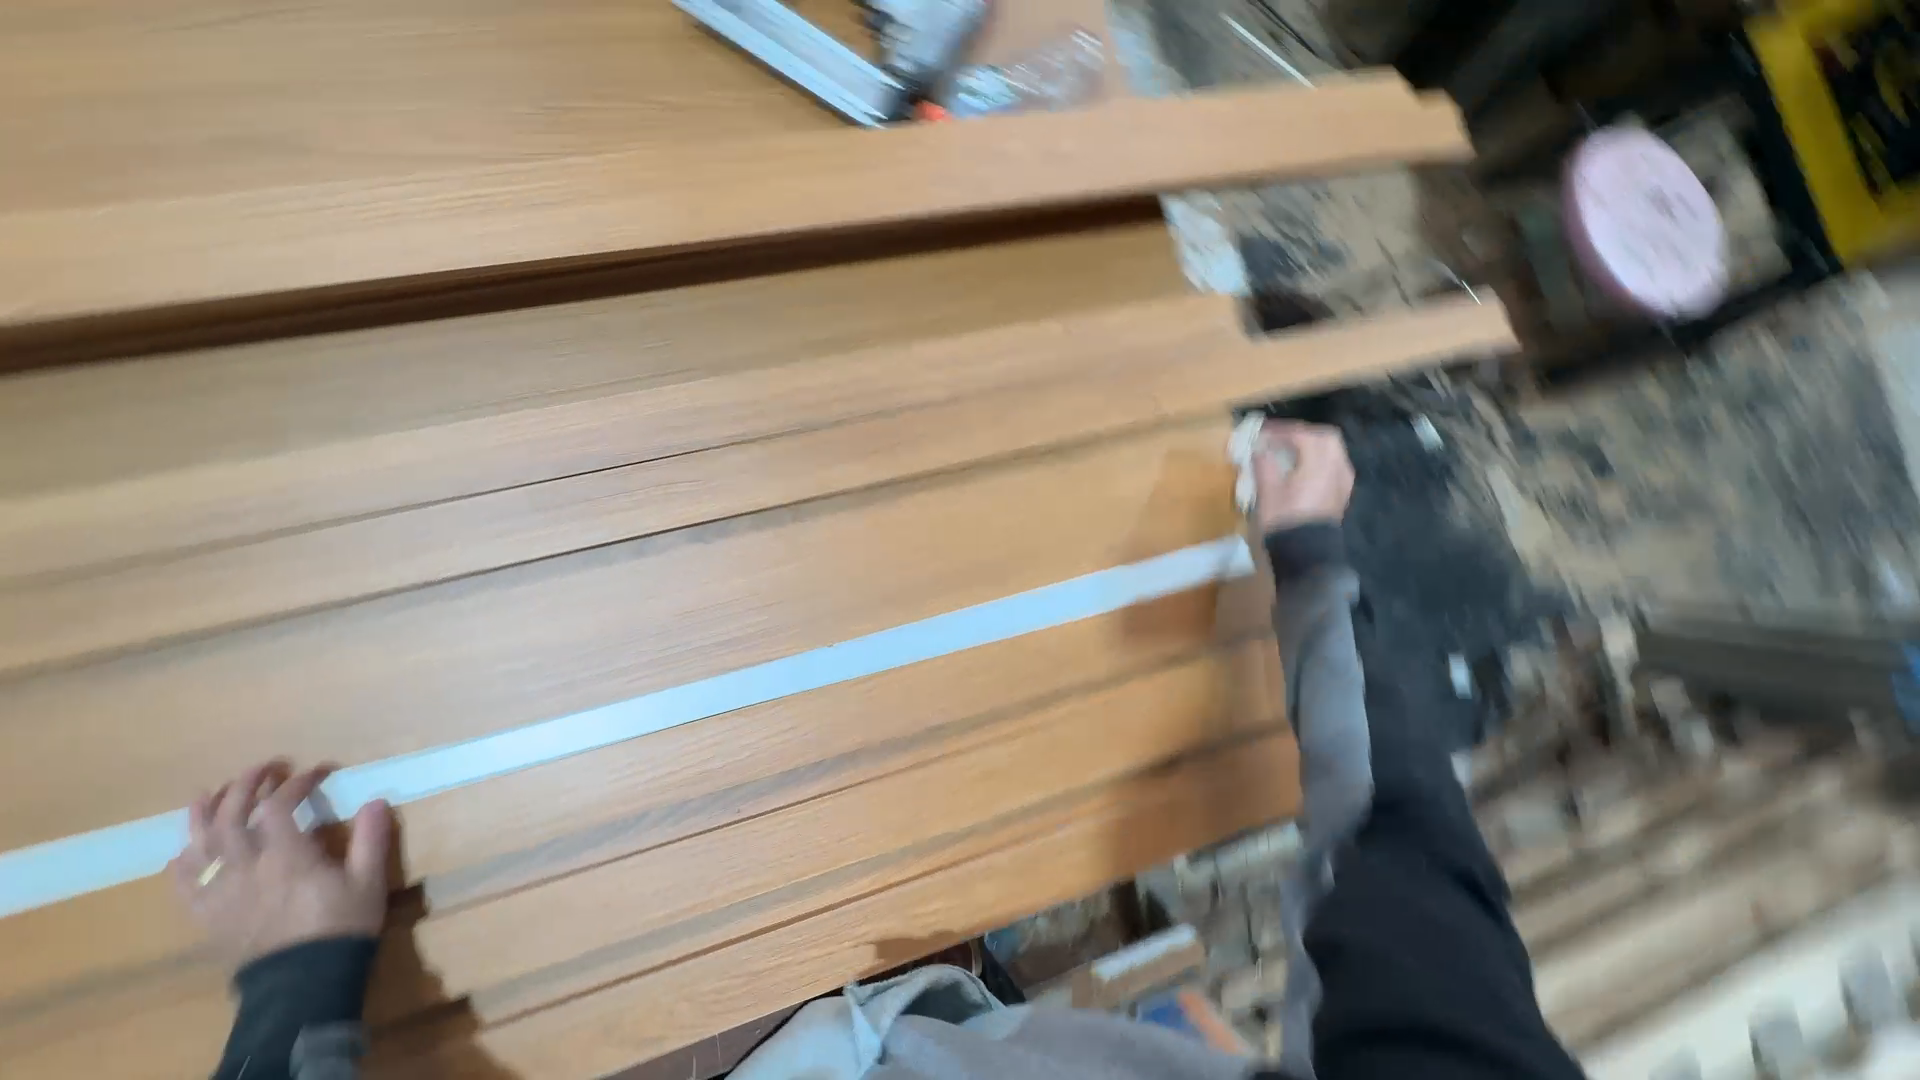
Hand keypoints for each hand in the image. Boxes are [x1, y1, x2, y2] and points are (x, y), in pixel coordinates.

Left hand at [169, 760, 391, 968]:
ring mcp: (220, 892)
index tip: (319, 771)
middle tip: (264, 768)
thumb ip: (372, 838)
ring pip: (199, 844)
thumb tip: (376, 800)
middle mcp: (246, 868)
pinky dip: (182, 861)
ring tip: (212, 792)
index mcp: (288, 857)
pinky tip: (188, 849)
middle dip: (246, 785)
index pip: (279, 806)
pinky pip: (182, 884)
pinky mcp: (207, 914)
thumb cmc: (342, 925)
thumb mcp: (369, 879)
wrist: (304, 979)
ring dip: (204, 813)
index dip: (297, 783)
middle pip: (231, 817)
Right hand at [1251, 420, 1354, 532]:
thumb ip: (1264, 464)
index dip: (1280, 430)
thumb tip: (1259, 450)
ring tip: (1290, 452)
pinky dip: (1318, 460)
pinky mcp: (1341, 494)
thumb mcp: (1267, 491)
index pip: (1301, 435)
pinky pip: (1334, 466)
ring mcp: (1343, 481)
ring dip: (1312, 446)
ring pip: (1332, 451)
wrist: (1305, 554)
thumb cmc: (1284, 520)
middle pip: (1325, 437)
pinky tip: (1302, 469)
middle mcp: (1336, 468)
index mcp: (1319, 464)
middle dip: (1302, 434)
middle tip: (1280, 438)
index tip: (1261, 432)